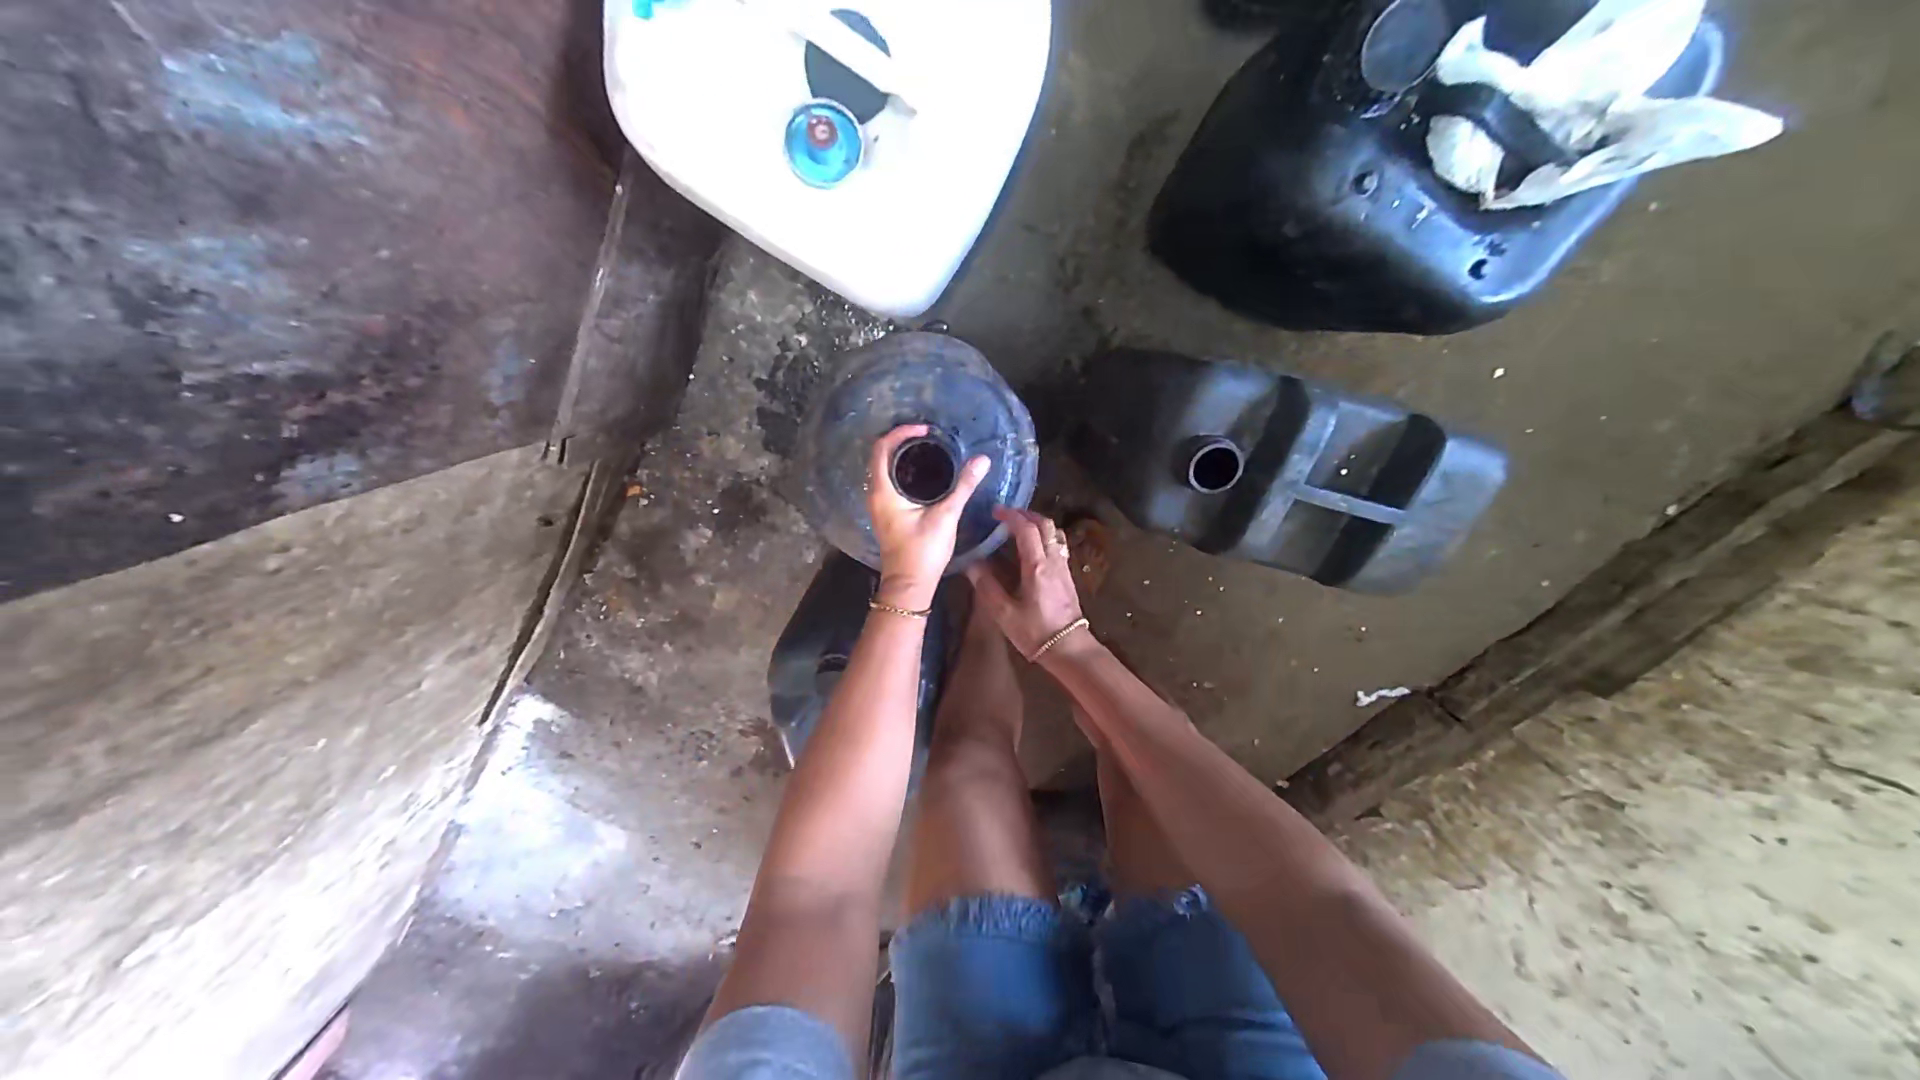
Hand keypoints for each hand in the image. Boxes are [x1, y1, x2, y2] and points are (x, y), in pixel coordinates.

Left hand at [868, 424, 989, 610]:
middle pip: (881, 456)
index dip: (900, 433)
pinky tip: (924, 475)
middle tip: (929, 436)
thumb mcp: (946, 515)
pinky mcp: (886, 514)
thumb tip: (982, 460)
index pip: (882, 448)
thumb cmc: (923, 550)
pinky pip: (889, 482)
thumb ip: (964, 486)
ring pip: (884, 470)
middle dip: (902, 441)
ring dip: (902, 456)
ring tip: (928, 450)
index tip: (924, 429)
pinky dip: (903, 471)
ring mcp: (878, 505)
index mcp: (882, 490)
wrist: (910, 584)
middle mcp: (875, 494)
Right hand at [964, 506, 1087, 661]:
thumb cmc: (1035, 632)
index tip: (996, 512)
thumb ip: (987, 586)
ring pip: (1055, 534)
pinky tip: (1033, 550)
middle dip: (1026, 515)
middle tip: (1008, 516)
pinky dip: (1045, 538)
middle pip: (1045, 525)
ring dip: (1038, 525)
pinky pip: (1058, 547)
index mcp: (1037, 566)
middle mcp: (1053, 561)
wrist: (1069, 649)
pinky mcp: (1068, 577)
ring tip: (1021, 529)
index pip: (1026, 529)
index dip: (1011, 516)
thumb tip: (972, 564)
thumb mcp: (1004, 613)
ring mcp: (1063, 568)